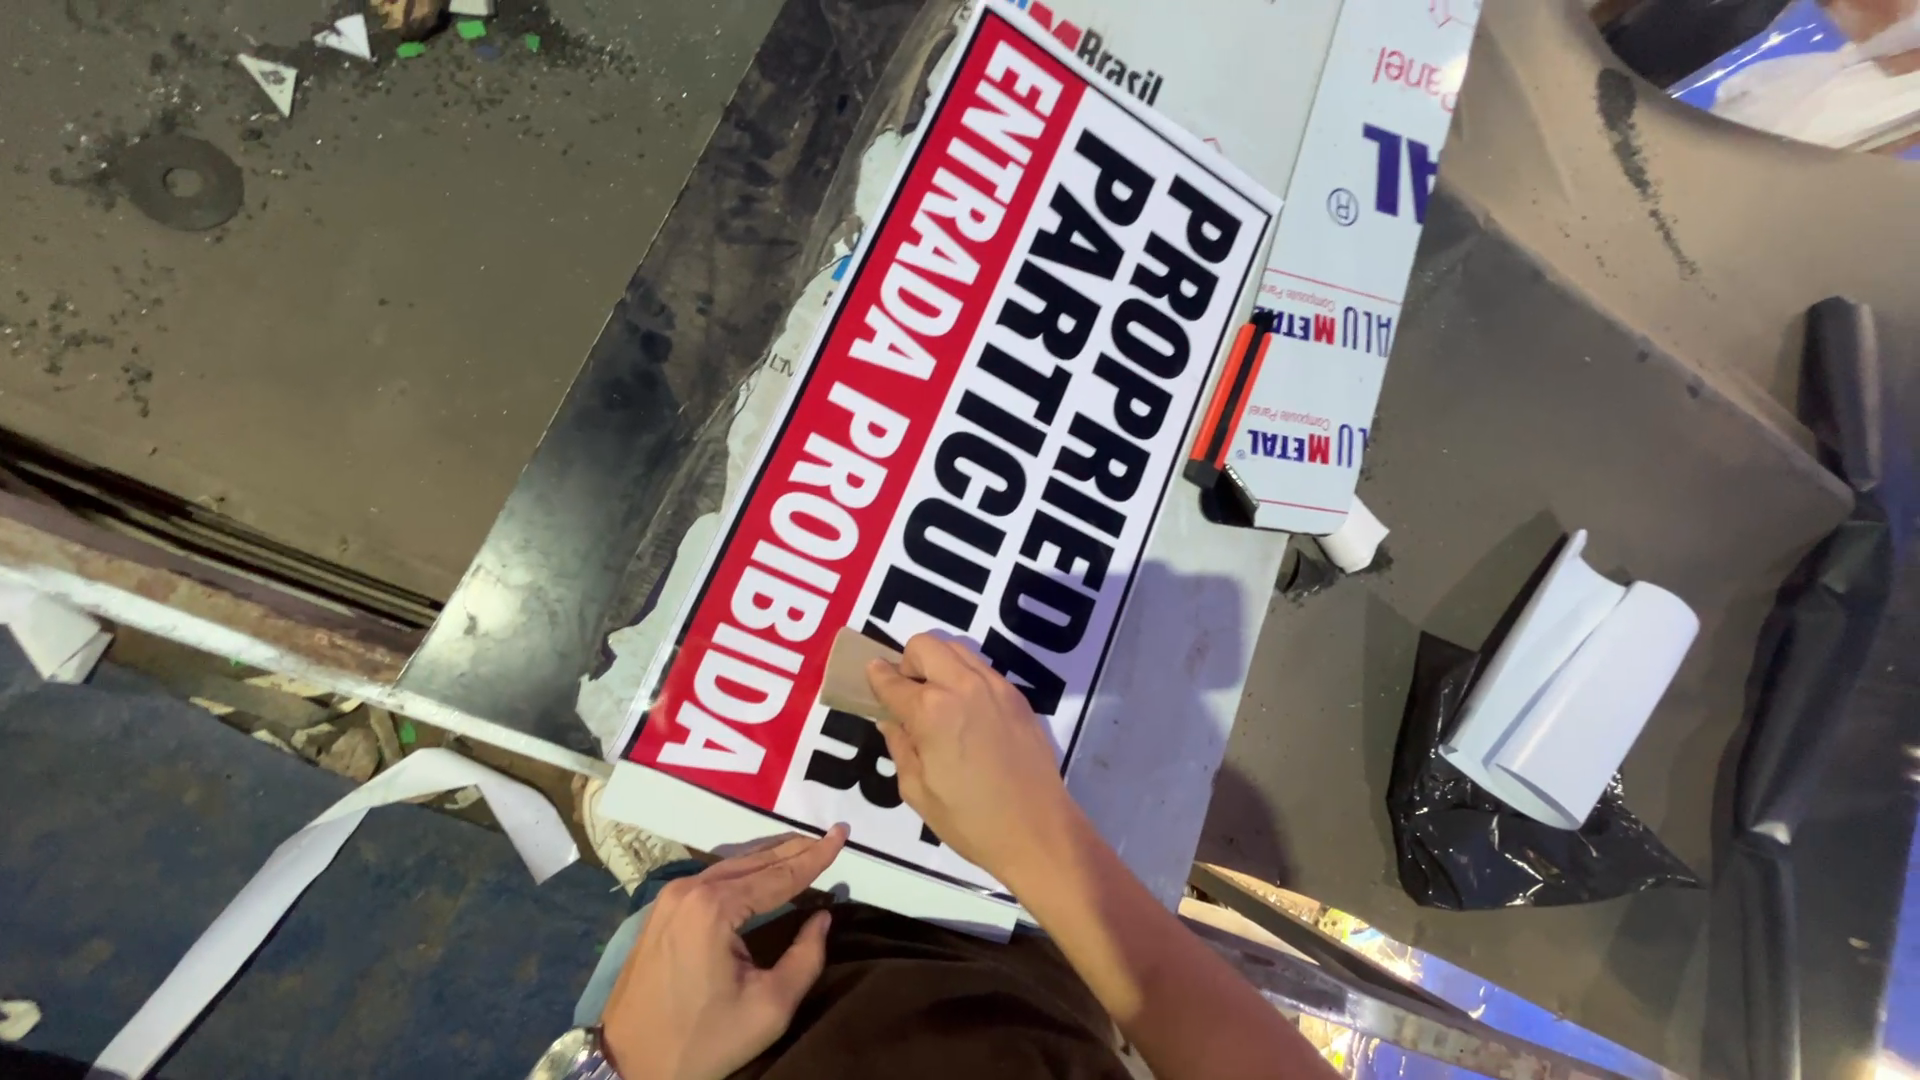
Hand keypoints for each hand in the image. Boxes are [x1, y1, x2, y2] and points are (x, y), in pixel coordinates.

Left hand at [600, 827, 846, 1079]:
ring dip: (773, 856)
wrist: (625, 1068)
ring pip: (734, 863)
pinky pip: (715, 875)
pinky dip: (747, 868)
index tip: (843, 833)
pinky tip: (765, 869)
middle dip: (797, 849)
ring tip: (806, 849)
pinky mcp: (663, 908)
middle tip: (830, 836)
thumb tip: (822, 918)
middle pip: (757, 860)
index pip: (779, 875)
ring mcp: (672, 895)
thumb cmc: (701, 1042)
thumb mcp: (768, 1009)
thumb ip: (805, 958)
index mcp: (715, 908)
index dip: (816, 857)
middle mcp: (691, 889)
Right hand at [865, 635, 1087, 884]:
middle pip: (924, 645)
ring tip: (938, 699)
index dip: (876, 677)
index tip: (871, 677)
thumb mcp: (917, 791)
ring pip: (956, 648)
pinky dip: (965, 676)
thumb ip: (900, 747)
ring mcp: (995, 686)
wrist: (1037, 830)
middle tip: (908, 694)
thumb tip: (891, 721)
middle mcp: (962, 686)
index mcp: (931, 711)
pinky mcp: (1017, 695)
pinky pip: (982, 668)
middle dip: (908, 662)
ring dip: (938, 663)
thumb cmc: (970, 820)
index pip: (892, 680)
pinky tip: (967, 711)